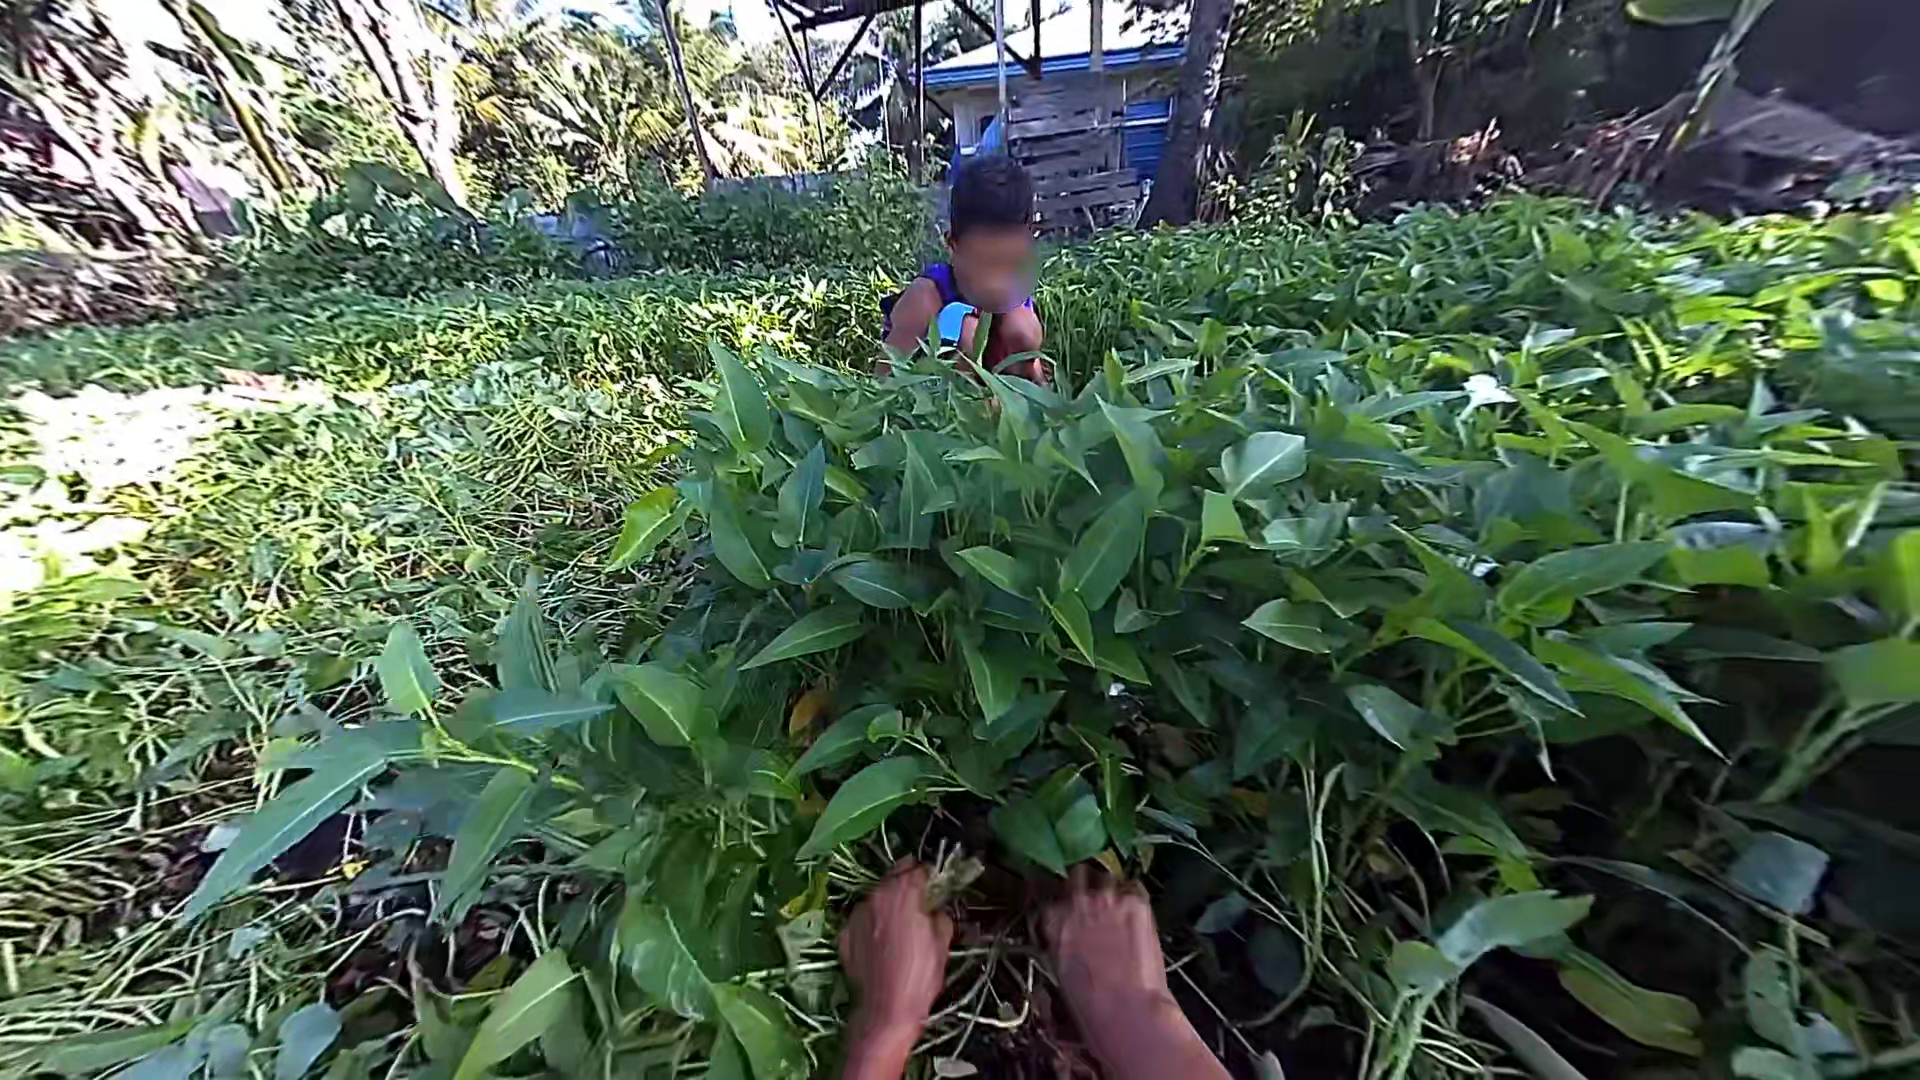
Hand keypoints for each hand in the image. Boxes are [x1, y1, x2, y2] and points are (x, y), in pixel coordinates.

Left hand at [839, 859, 953, 1079]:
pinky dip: (871, 924)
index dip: (926, 874)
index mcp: (903, 891)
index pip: (915, 867)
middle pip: (893, 877)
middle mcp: (876, 894)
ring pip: (875, 897)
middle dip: (905, 884)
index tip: (931, 885)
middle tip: (916, 902)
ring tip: (897, 925)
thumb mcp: (942, 942)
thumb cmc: (919, 976)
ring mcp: (857, 913)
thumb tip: (935, 910)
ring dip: (887, 903)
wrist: (884, 1014)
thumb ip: (940, 915)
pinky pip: (862, 920)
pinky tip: (880, 943)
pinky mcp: (844, 934)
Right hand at [1043, 865, 1227, 1079]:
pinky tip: (1138, 913)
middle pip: (1077, 875)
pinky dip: (1135, 897)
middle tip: (1094, 899)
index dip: (1061, 904)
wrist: (1129, 1013)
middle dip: (1084, 884)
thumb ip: (1059, 949)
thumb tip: (1063, 947)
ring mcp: (1107, 898)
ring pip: (1107, 878)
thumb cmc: (1092, 1009)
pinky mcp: (1135, 901)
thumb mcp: (1060, 979)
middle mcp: (1077, 902)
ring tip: (1119, 907)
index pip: (1050, 896)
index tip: (1067, 910)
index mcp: (1054, 921)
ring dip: (1111, 890)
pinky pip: (1135, 888)